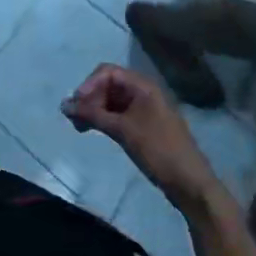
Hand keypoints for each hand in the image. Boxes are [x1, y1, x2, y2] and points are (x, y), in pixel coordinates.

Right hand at [63, 64, 222, 209]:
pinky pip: (119, 113)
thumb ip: (93, 115)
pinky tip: (94, 129)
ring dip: (95, 109)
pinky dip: (105, 119)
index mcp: (142, 85)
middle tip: (74, 119)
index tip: (75, 103)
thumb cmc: (158, 150)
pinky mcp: (144, 125)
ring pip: (112, 100)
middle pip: (109, 85)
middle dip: (90, 98)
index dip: (89, 84)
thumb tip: (65, 105)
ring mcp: (145, 108)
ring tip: (79, 127)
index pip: (108, 72)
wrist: (190, 183)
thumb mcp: (123, 130)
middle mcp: (143, 91)